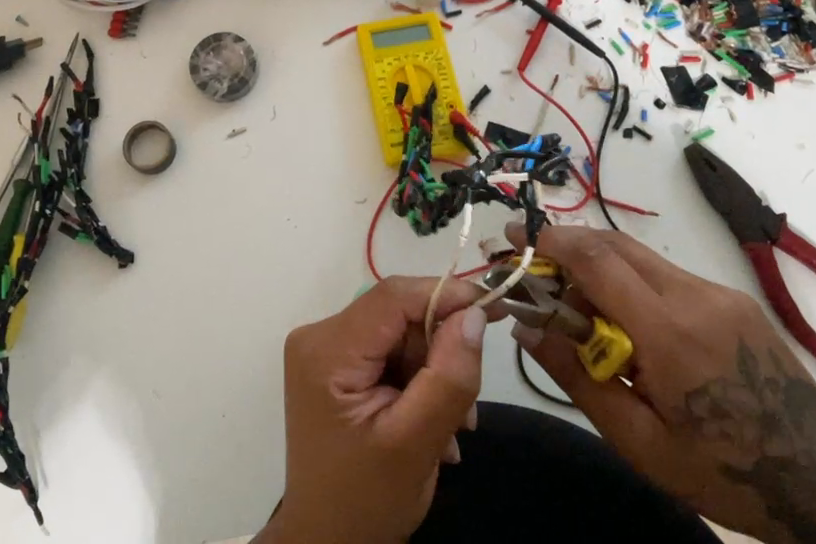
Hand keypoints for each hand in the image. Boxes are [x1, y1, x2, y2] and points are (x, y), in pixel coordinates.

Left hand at [256, 277, 493, 543]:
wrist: (327, 541)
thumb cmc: (366, 498)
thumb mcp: (417, 442)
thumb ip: (449, 376)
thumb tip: (475, 313)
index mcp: (327, 349)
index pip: (393, 296)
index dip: (447, 295)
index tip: (497, 309)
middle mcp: (319, 336)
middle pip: (398, 317)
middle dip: (440, 354)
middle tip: (466, 412)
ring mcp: (324, 352)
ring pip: (400, 337)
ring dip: (433, 378)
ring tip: (448, 433)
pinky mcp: (334, 369)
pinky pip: (388, 356)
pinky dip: (417, 386)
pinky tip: (430, 430)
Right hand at [512, 224, 815, 543]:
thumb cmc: (722, 472)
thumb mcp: (638, 440)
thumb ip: (577, 377)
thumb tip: (526, 327)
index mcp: (671, 331)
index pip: (596, 259)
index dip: (548, 242)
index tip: (513, 238)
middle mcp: (699, 297)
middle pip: (615, 245)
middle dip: (567, 247)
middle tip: (534, 270)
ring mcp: (723, 296)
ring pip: (641, 258)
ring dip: (599, 267)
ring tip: (578, 307)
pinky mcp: (737, 303)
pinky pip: (668, 276)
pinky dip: (631, 283)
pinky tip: (627, 324)